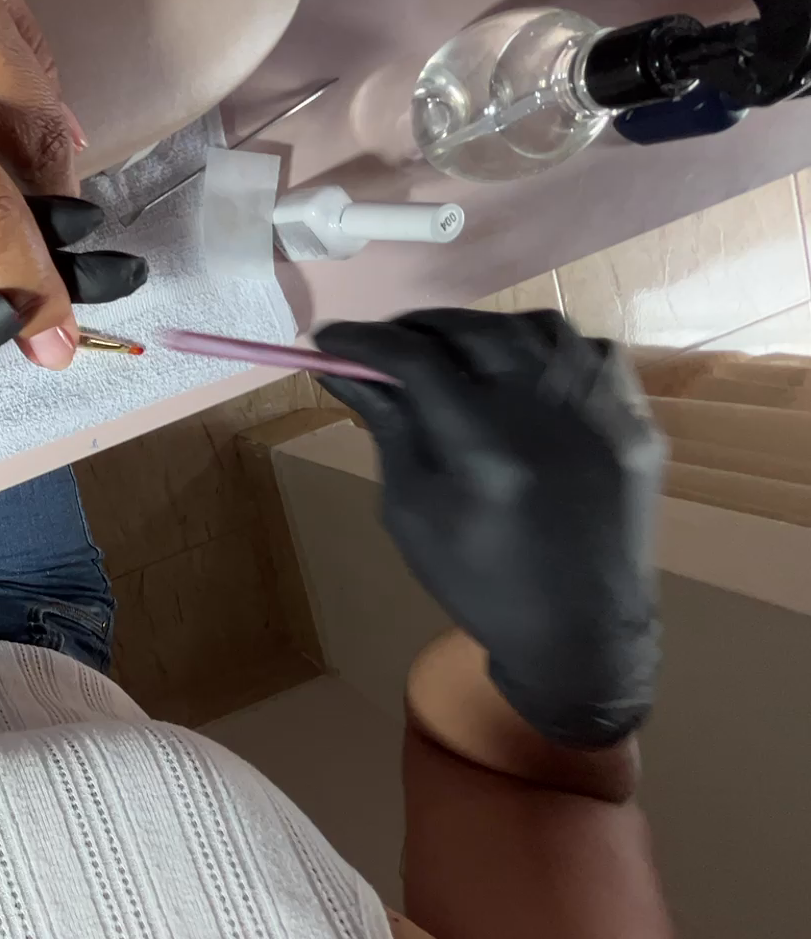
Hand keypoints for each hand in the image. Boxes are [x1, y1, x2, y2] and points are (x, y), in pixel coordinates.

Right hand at [315, 309, 665, 746]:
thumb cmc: (471, 576)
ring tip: (439, 350)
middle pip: (474, 331)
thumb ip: (387, 426)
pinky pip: (586, 352)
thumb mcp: (408, 505)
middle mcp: (551, 420)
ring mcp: (604, 417)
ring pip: (534, 329)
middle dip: (412, 327)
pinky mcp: (634, 424)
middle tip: (376, 344)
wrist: (579, 632)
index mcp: (485, 451)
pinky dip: (535, 344)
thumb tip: (342, 372)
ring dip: (474, 328)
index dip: (362, 340)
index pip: (415, 360)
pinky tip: (506, 369)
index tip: (326, 339)